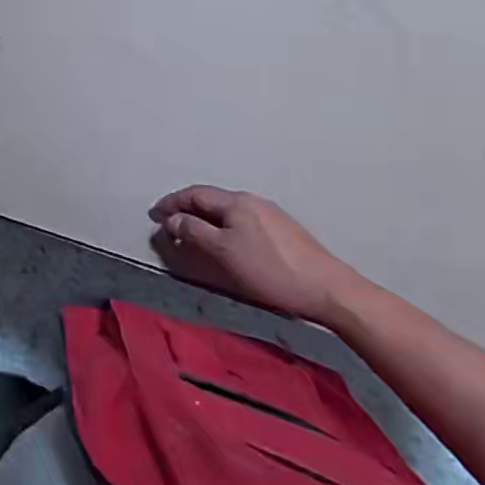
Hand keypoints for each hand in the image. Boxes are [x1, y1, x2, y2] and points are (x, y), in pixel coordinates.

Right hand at [147, 184, 369, 324]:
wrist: (329, 290)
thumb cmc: (270, 270)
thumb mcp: (223, 252)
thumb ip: (194, 231)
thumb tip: (173, 218)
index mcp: (236, 201)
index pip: (195, 194)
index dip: (172, 202)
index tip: (155, 214)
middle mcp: (252, 201)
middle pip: (211, 199)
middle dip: (187, 209)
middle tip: (170, 223)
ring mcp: (270, 214)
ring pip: (227, 211)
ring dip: (205, 219)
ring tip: (193, 234)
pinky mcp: (283, 231)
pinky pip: (241, 220)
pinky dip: (223, 226)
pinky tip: (225, 241)